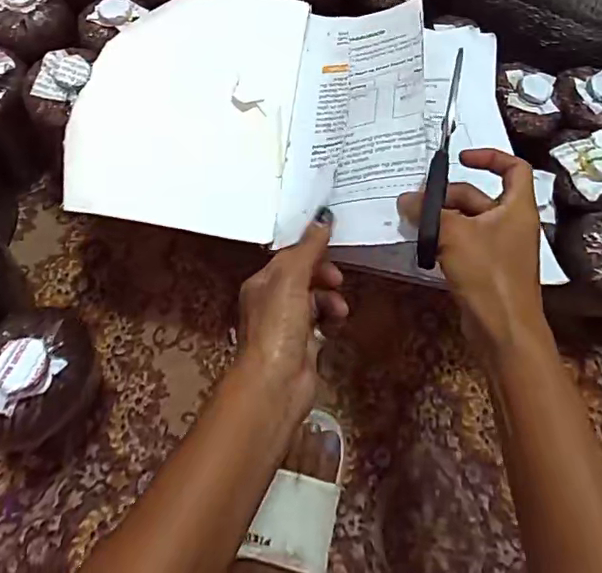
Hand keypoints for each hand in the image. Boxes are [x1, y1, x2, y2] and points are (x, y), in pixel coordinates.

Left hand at [236, 210, 348, 416]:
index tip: (333, 245)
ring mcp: (286, 325)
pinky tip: (337, 323)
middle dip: (324, 274)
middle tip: (338, 279)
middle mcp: (271, 301)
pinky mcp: (302, 345)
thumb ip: (309, 248)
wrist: (275, 385)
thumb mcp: (292, 277)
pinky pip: (321, 321)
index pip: (289, 255)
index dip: (311, 249)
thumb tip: (323, 216)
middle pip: (304, 276)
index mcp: (262, 282)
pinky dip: (331, 318)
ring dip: (331, 298)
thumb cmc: (276, 327)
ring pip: (315, 299)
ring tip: (339, 308)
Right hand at [398, 149, 550, 367]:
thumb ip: (429, 214)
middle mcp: (512, 224)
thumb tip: (406, 200)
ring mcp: (500, 248)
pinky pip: (465, 244)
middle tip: (417, 199)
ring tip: (412, 220)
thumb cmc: (488, 274)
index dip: (489, 157)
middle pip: (480, 196)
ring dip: (442, 218)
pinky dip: (446, 240)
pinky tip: (423, 245)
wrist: (505, 332)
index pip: (513, 168)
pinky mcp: (488, 270)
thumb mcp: (455, 235)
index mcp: (517, 208)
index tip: (460, 159)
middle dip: (448, 195)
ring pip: (469, 221)